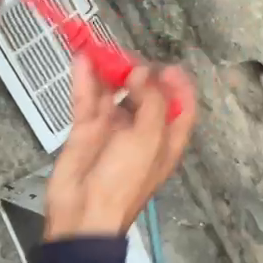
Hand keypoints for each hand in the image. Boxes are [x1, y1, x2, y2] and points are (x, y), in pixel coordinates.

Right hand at [44, 56, 197, 240]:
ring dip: (108, 72)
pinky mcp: (85, 131)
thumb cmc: (122, 185)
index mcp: (166, 138)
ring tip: (101, 50)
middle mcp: (140, 132)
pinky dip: (84, 81)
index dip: (176, 84)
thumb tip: (142, 74)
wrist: (83, 211)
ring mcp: (111, 131)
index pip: (180, 105)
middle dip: (136, 72)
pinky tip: (83, 62)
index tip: (165, 66)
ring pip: (112, 93)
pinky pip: (86, 100)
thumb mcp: (150, 139)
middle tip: (126, 56)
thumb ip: (151, 101)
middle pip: (143, 94)